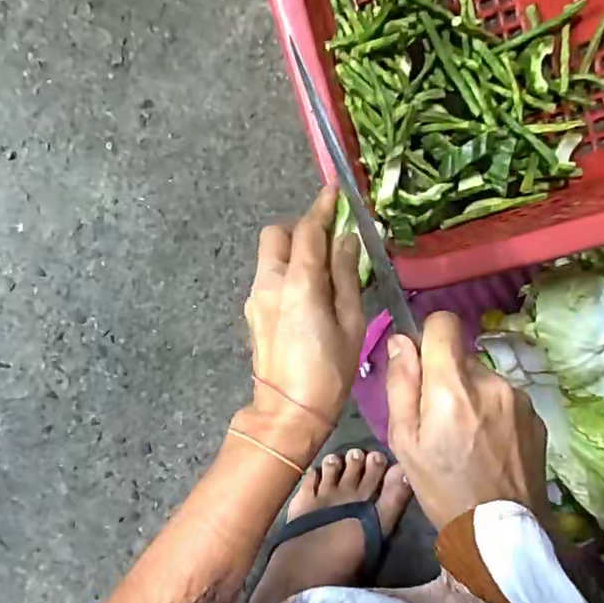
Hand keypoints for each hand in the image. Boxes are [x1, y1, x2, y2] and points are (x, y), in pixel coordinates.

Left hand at [244, 186, 364, 436]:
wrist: (288, 411)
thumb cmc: (329, 370)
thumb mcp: (350, 322)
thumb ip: (345, 276)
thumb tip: (346, 241)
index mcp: (299, 283)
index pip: (308, 231)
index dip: (322, 207)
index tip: (334, 191)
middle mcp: (270, 283)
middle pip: (277, 235)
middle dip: (302, 227)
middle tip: (330, 238)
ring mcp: (256, 298)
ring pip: (270, 255)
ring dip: (294, 249)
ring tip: (324, 268)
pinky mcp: (253, 313)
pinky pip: (269, 276)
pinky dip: (288, 270)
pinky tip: (309, 292)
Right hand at [384, 311, 547, 528]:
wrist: (501, 530)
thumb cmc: (442, 488)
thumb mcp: (405, 441)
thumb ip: (402, 384)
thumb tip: (402, 341)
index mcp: (452, 386)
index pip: (445, 322)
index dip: (429, 337)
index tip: (424, 365)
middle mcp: (490, 382)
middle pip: (463, 357)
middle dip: (448, 378)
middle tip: (442, 422)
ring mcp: (519, 398)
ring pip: (485, 379)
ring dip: (473, 397)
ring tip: (469, 440)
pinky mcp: (536, 414)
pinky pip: (506, 399)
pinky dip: (495, 413)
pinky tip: (491, 446)